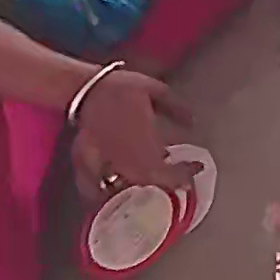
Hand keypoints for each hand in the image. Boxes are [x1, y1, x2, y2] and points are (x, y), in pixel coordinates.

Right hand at [70, 68, 197, 197]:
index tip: (191, 177)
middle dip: (165, 183)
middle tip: (179, 179)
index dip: (179, 177)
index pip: (164, 170)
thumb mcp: (157, 91)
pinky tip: (117, 189)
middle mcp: (126, 157)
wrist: (86, 88)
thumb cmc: (123, 88)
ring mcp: (105, 162)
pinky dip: (108, 191)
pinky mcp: (87, 163)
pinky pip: (96, 186)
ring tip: (156, 183)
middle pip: (147, 181)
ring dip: (141, 187)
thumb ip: (175, 108)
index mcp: (144, 142)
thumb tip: (192, 122)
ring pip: (125, 185)